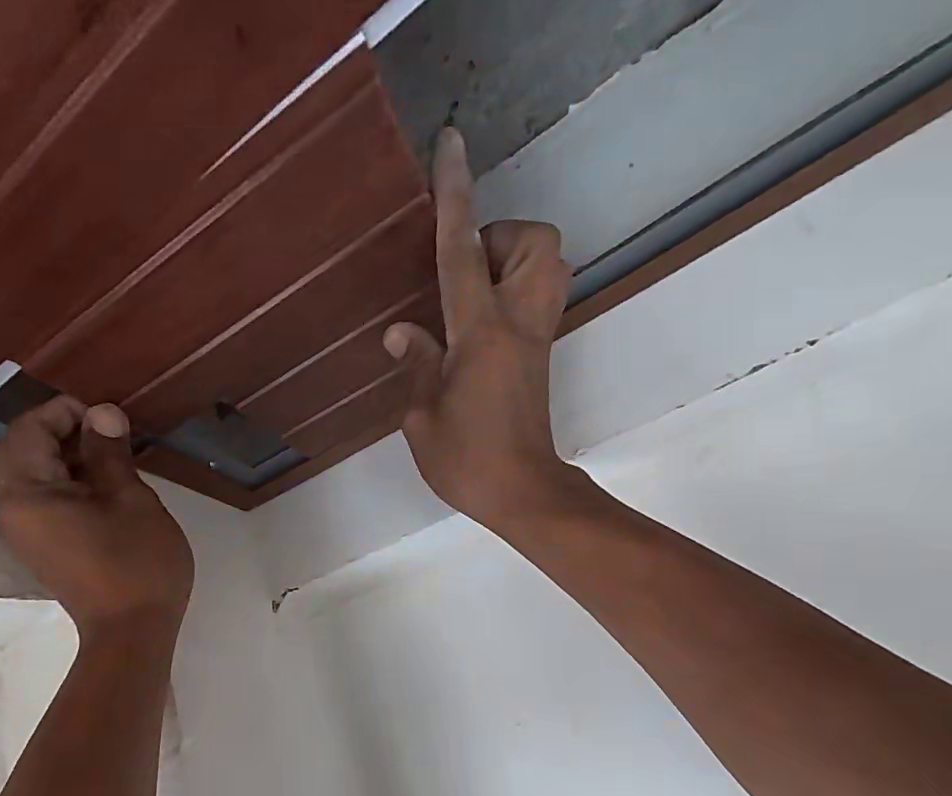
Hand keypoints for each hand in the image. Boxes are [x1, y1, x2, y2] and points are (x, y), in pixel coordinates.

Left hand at [0, 396, 192, 633]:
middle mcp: (13, 513)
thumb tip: (101, 414)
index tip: (104, 414)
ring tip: (112, 455)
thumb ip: (109, 453)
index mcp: (27, 495)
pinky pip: (44, 502)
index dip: (61, 413)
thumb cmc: (137, 562)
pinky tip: (104, 487)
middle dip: (60, 433)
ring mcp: (26, 535)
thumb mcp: (131, 499)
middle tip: (109, 431)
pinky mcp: (44, 550)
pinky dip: (67, 484)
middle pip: (21, 453)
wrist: (133, 633)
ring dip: (65, 458)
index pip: (26, 432)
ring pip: (33, 478)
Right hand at [383, 127, 580, 530]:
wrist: (524, 493)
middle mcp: (518, 324)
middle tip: (463, 272)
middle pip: (537, 241)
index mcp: (480, 333)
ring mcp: (536, 338)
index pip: (463, 251)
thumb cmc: (467, 461)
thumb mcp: (423, 417)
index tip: (451, 146)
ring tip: (469, 297)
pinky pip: (538, 298)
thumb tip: (402, 332)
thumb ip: (418, 365)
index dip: (455, 195)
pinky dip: (512, 290)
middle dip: (502, 235)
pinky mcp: (541, 355)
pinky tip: (477, 327)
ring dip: (512, 260)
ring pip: (549, 265)